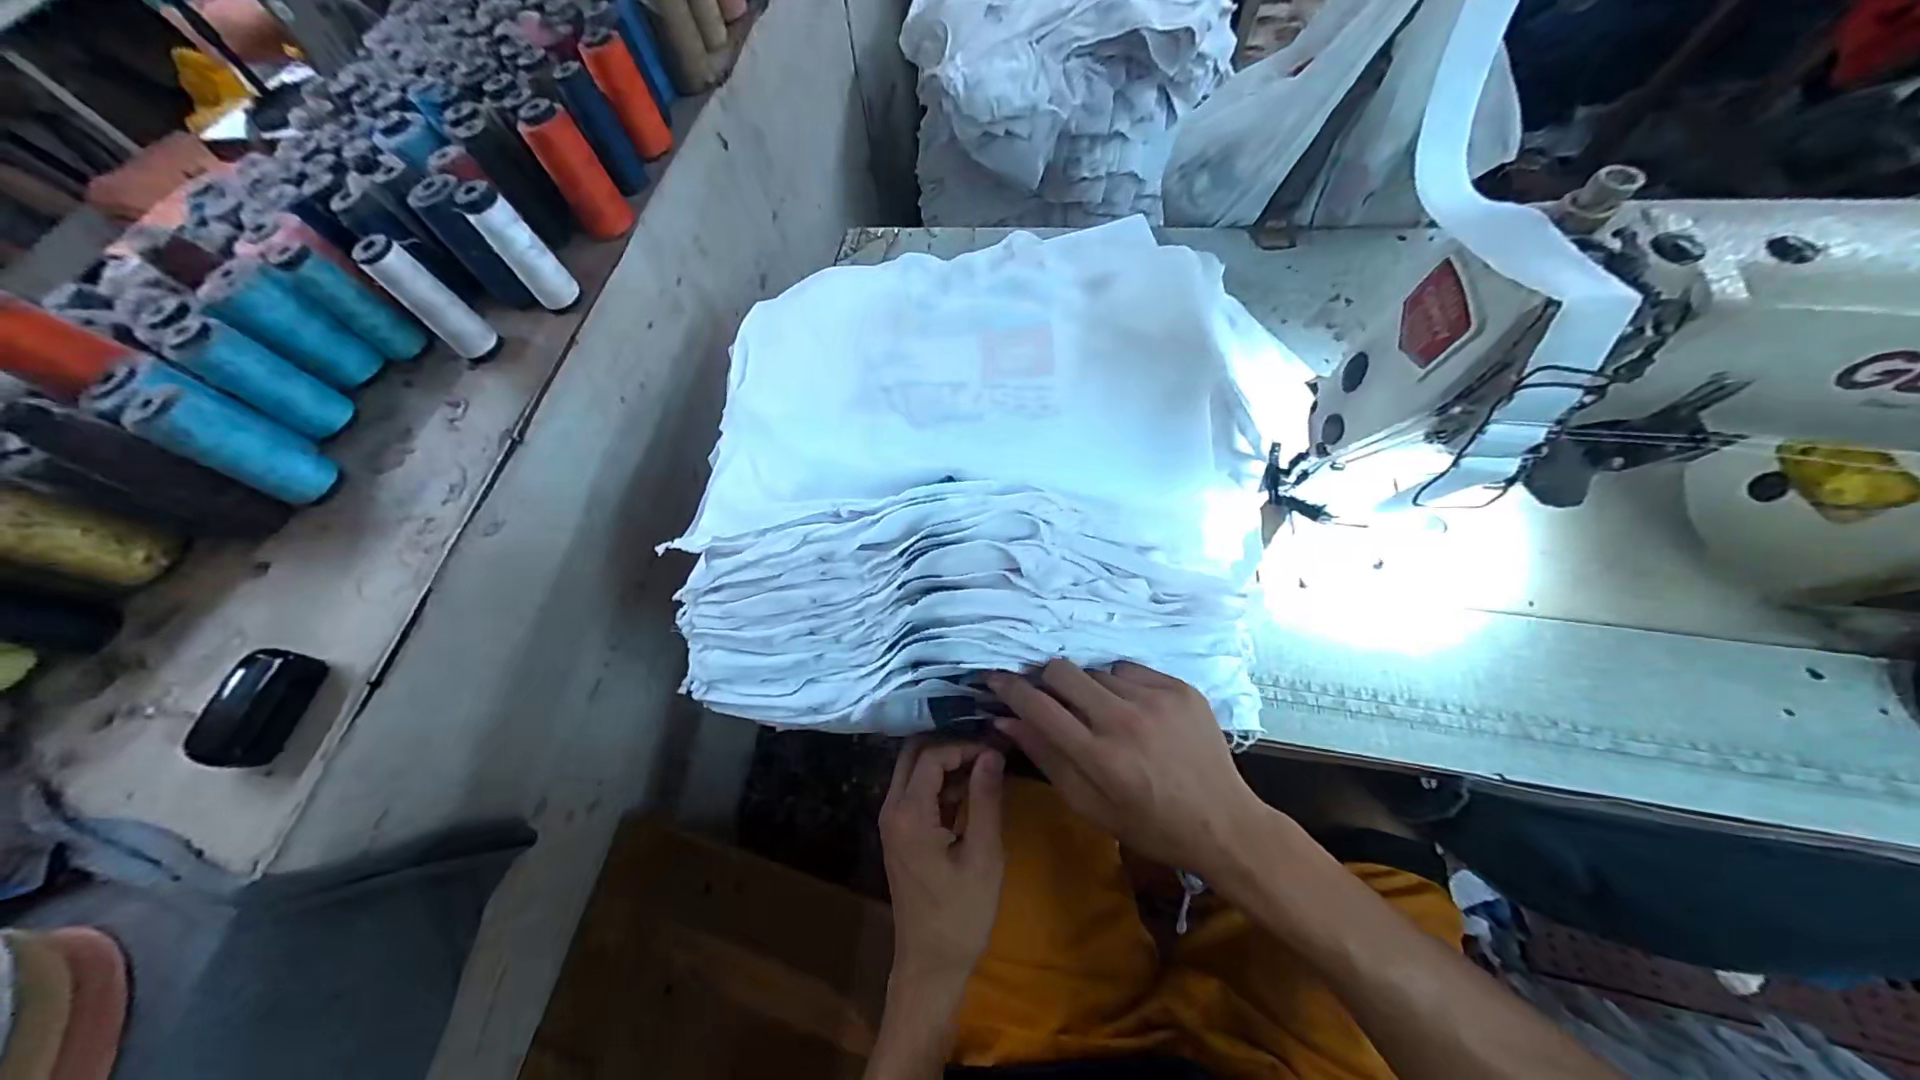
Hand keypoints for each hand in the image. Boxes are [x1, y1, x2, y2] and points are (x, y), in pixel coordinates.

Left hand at [878, 738, 1005, 988]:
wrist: (931, 965)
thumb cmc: (961, 914)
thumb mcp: (983, 855)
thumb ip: (986, 799)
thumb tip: (993, 753)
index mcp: (908, 813)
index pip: (932, 755)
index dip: (965, 745)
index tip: (997, 750)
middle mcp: (892, 809)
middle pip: (914, 754)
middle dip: (951, 745)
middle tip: (988, 748)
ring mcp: (892, 821)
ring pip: (914, 770)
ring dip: (947, 763)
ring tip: (987, 764)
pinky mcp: (900, 833)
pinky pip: (917, 792)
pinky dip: (942, 784)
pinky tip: (973, 790)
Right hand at [986, 660, 1271, 879]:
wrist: (1223, 822)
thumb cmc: (1149, 824)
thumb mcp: (1089, 804)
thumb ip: (1045, 757)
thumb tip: (1006, 719)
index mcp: (1099, 757)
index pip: (1038, 705)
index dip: (1009, 688)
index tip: (995, 679)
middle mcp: (1125, 720)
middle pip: (1062, 671)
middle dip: (1047, 681)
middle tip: (1052, 699)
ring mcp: (1157, 699)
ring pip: (1097, 671)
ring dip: (1089, 688)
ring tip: (1104, 716)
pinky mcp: (1180, 689)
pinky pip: (1130, 670)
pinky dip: (1122, 686)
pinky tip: (1135, 712)